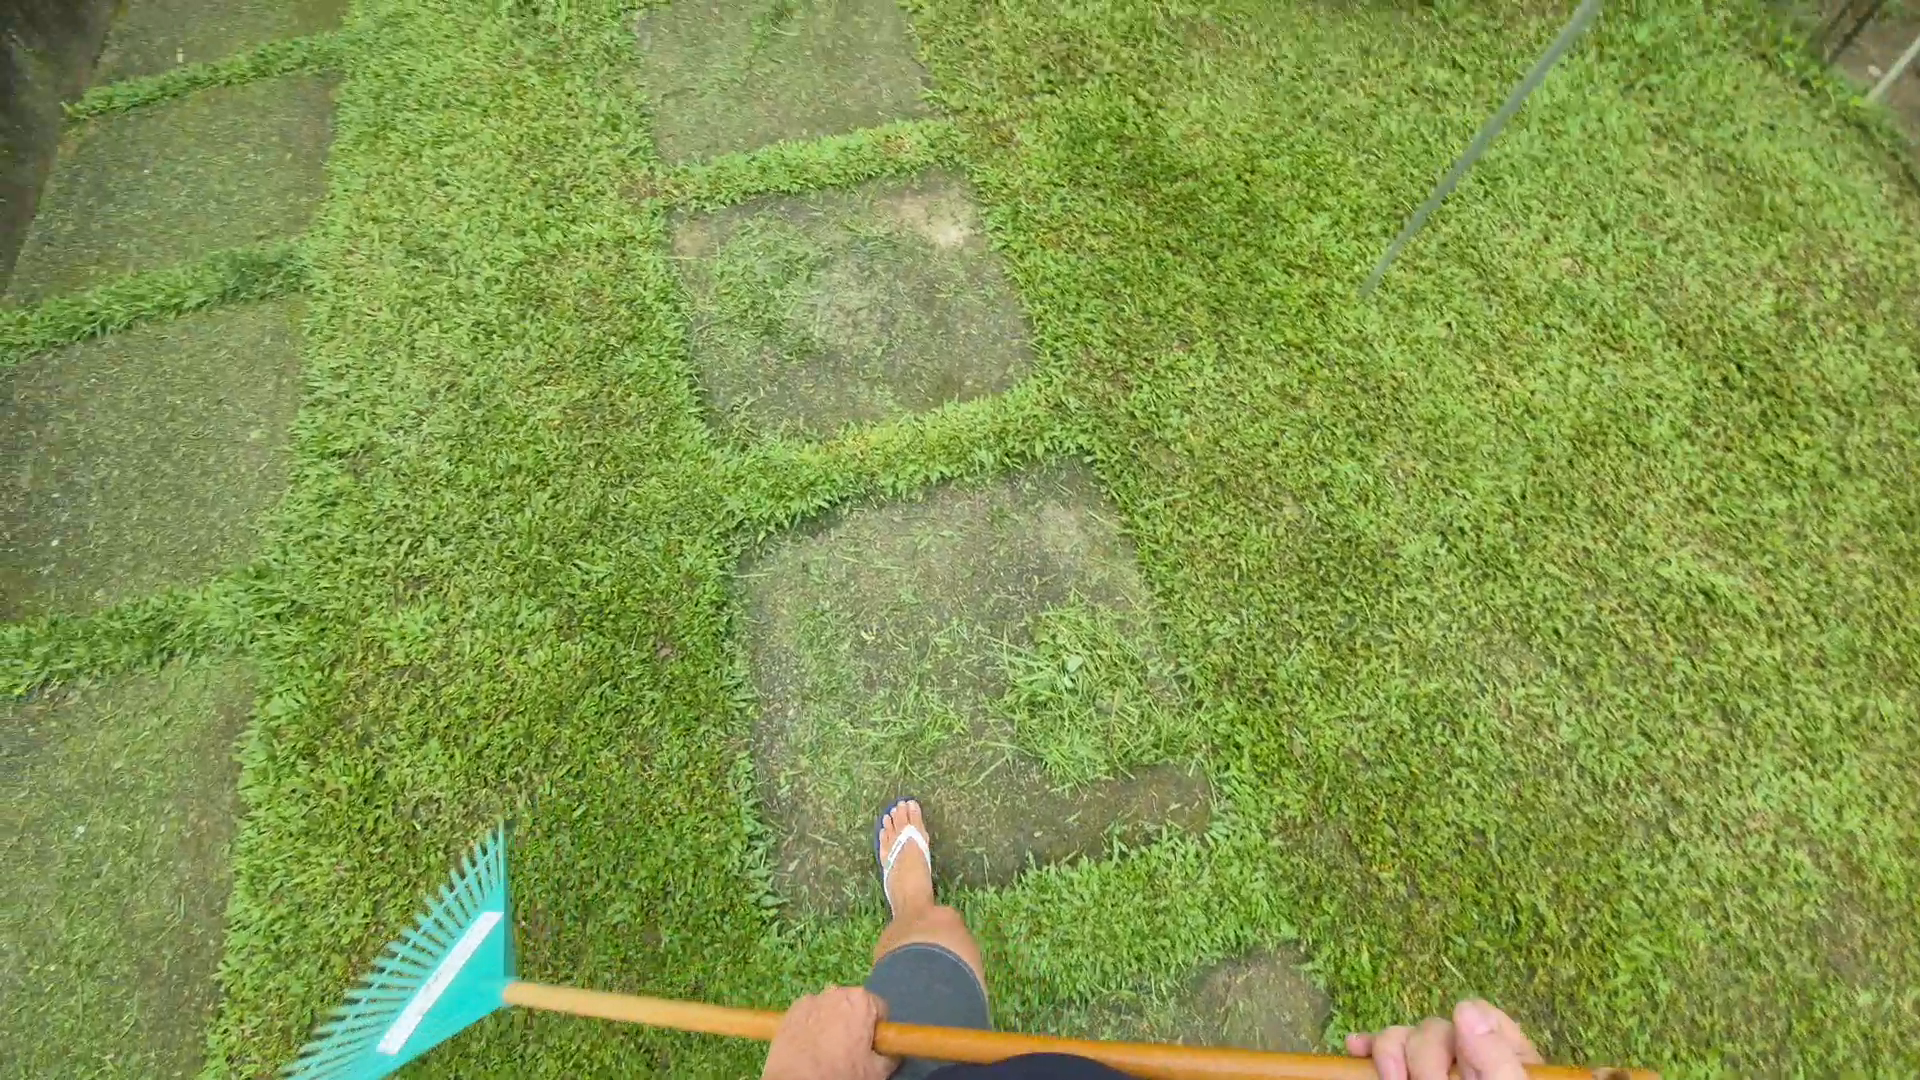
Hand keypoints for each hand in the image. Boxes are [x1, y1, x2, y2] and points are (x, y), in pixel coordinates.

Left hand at [761, 985, 895, 1079]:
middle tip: (849, 1053)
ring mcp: (812, 999)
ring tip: (826, 1053)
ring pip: (830, 1009)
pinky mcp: (791, 1011)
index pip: (881, 1010)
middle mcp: (838, 991)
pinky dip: (811, 1027)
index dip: (878, 1031)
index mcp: (862, 1000)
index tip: (871, 1049)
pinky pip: (810, 1015)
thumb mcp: (876, 1073)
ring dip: (832, 1024)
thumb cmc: (840, 1075)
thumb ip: (891, 1057)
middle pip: (854, 1006)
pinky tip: (809, 1049)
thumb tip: (895, 1052)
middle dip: (854, 1025)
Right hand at [1345, 999, 1540, 1079]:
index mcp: (1513, 1071)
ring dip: (1390, 1053)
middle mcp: (1472, 1070)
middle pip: (1438, 1029)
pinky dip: (1369, 1050)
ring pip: (1404, 1039)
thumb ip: (1497, 1069)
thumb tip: (1464, 1009)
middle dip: (1424, 1055)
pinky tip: (1357, 1052)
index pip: (1488, 1022)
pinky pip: (1382, 1055)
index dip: (1469, 1026)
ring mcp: (1437, 1078)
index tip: (1460, 1056)